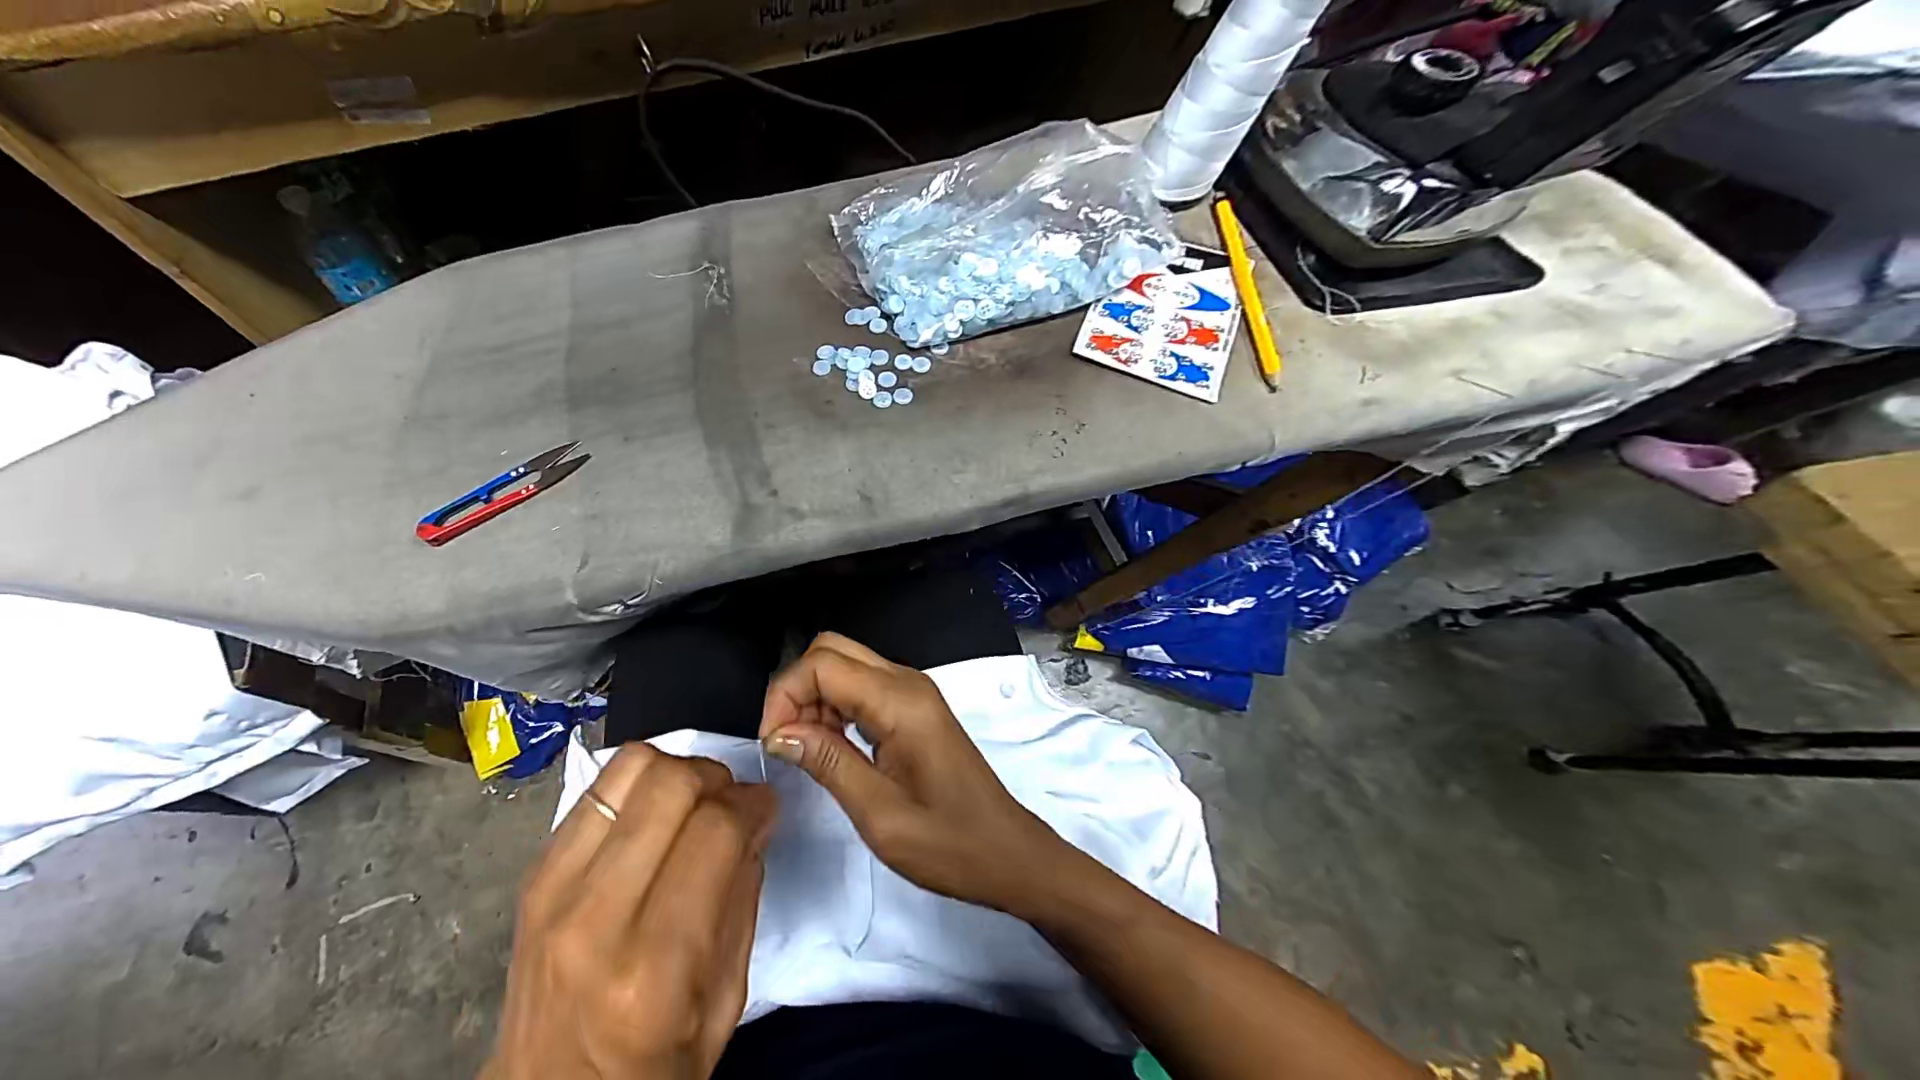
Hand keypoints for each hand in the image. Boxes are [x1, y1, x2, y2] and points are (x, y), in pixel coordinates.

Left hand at [484, 744, 776, 1079]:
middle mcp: (594, 919)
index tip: (767, 807)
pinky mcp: (533, 875)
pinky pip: (597, 788)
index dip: (755, 804)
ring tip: (694, 803)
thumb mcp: (726, 996)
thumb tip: (755, 816)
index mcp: (652, 967)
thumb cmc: (653, 1064)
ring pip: (631, 768)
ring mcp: (553, 891)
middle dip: (719, 780)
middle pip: (671, 786)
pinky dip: (639, 785)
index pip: (716, 832)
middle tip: (732, 804)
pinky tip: (654, 814)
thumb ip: (743, 895)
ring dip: (678, 771)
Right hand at [759, 632, 1079, 916]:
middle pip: (831, 650)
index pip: (821, 664)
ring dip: (814, 699)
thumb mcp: (879, 813)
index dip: (784, 696)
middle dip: (796, 689)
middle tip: (789, 744)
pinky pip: (861, 686)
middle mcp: (908, 682)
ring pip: (844, 664)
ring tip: (811, 753)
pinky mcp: (915, 707)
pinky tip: (832, 748)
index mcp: (901, 702)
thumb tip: (779, 733)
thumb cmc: (948, 843)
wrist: (1007, 853)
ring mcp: (914, 692)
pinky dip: (835, 706)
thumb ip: (827, 763)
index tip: (775, 745)